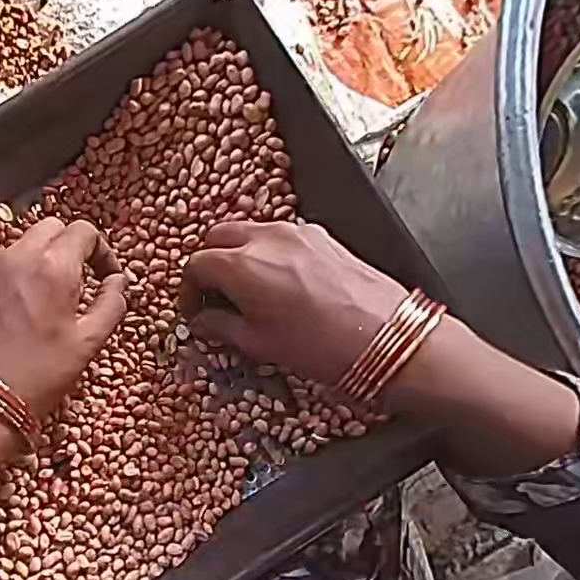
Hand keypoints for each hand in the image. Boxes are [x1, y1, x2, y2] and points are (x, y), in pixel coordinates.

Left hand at [0, 217, 128, 418]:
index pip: (84, 231)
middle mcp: (22, 257)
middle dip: (75, 246)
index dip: (104, 251)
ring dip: (51, 256)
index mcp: (53, 266)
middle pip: (55, 228)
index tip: (109, 277)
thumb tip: (119, 282)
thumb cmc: (40, 372)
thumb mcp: (89, 341)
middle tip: (88, 279)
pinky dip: (29, 269)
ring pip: (30, 242)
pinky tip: (37, 303)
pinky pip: (12, 262)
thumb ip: (112, 304)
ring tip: (63, 293)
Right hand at [179, 219, 579, 474]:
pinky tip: (274, 281)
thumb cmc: (322, 348)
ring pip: (248, 230)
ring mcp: (297, 231)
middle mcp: (266, 237)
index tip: (193, 310)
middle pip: (217, 237)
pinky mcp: (322, 235)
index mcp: (243, 265)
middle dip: (208, 264)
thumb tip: (201, 321)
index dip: (188, 289)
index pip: (196, 264)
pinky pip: (278, 234)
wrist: (391, 341)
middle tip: (211, 296)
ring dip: (235, 254)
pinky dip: (264, 250)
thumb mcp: (260, 343)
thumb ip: (221, 326)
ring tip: (242, 290)